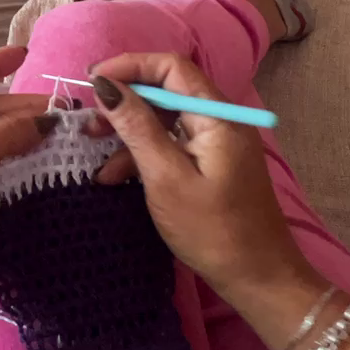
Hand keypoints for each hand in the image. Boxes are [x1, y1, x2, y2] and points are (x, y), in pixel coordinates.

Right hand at [87, 53, 323, 313]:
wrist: (260, 283)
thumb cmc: (213, 231)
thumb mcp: (166, 177)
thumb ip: (136, 126)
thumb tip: (105, 84)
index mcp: (216, 116)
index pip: (170, 66)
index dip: (129, 65)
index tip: (93, 79)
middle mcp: (218, 119)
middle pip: (164, 89)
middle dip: (124, 99)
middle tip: (89, 118)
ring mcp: (214, 141)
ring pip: (162, 116)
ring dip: (127, 128)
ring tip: (94, 145)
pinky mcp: (208, 162)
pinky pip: (169, 142)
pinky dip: (141, 152)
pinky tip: (113, 174)